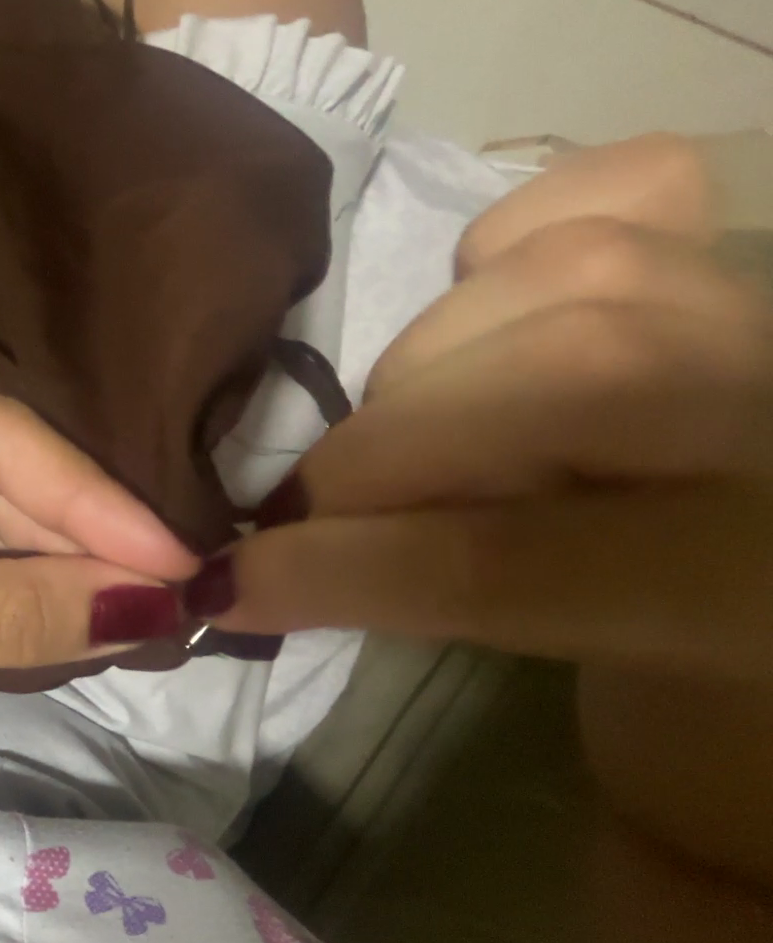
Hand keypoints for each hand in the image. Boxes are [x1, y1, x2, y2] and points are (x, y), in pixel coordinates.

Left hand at [0, 373, 199, 743]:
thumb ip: (8, 611)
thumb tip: (149, 608)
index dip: (91, 496)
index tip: (173, 560)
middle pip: (6, 477)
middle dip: (85, 538)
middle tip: (178, 596)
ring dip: (63, 568)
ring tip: (148, 614)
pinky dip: (24, 591)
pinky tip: (82, 616)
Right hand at [194, 133, 772, 678]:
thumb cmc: (727, 723)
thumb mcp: (627, 754)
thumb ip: (449, 674)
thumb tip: (244, 594)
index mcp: (753, 595)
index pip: (508, 562)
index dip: (335, 569)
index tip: (224, 587)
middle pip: (565, 377)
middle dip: (379, 450)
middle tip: (307, 511)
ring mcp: (765, 325)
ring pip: (578, 270)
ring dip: (430, 357)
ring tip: (406, 428)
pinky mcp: (740, 264)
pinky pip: (630, 188)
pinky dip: (524, 231)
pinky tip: (488, 295)